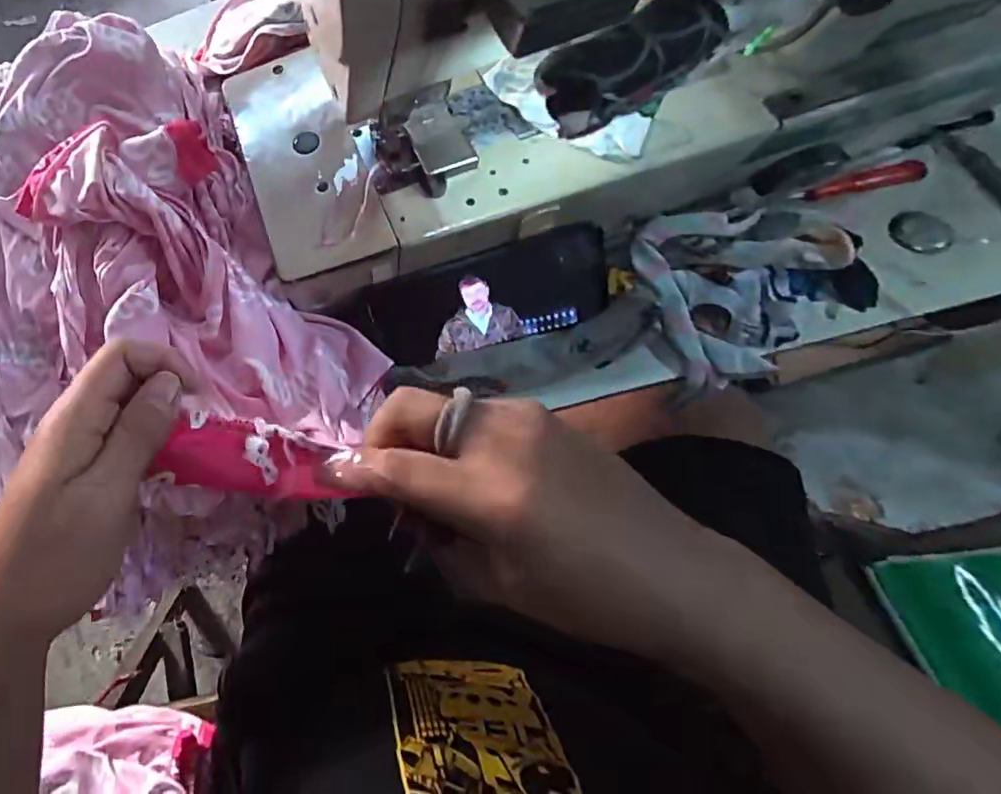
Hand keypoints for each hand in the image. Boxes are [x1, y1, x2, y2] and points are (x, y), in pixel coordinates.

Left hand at [0, 339, 196, 639]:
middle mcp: (69, 421)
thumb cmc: (57, 557)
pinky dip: (142, 444)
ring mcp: (68, 447)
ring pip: (121, 408)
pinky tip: (157, 474)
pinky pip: (113, 438)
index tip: (196, 400)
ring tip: (184, 454)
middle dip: (165, 390)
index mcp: (74, 416)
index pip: (121, 354)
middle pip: (122, 376)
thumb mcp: (108, 492)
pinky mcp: (72, 472)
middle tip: (195, 432)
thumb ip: (139, 431)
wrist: (1, 619)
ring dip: (157, 420)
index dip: (164, 362)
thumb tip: (169, 381)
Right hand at [320, 387, 768, 662]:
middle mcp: (501, 436)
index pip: (399, 468)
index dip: (353, 468)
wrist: (677, 571)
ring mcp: (524, 414)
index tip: (323, 471)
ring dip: (416, 431)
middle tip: (381, 471)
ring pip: (439, 402)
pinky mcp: (542, 412)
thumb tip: (405, 503)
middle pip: (409, 405)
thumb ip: (438, 536)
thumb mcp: (498, 585)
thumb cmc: (586, 597)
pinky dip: (452, 432)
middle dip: (378, 431)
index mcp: (491, 492)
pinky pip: (474, 410)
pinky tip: (472, 467)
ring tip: (430, 476)